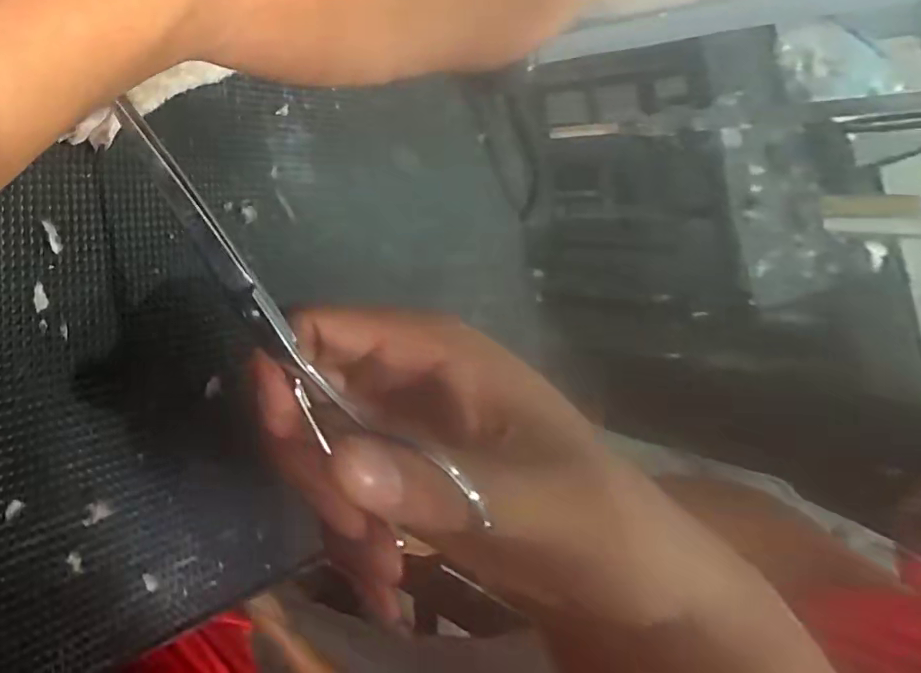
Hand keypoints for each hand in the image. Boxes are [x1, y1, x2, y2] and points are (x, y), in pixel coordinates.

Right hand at [254, 310, 763, 631]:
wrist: (639, 593)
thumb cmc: (601, 524)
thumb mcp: (527, 505)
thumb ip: (434, 483)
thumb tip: (339, 464)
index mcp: (423, 347)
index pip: (316, 326)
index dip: (282, 366)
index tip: (284, 436)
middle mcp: (393, 374)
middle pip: (300, 387)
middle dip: (313, 460)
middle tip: (350, 525)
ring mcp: (387, 423)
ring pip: (310, 443)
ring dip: (331, 509)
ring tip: (383, 568)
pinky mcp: (386, 469)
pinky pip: (333, 486)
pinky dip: (345, 535)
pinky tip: (384, 583)